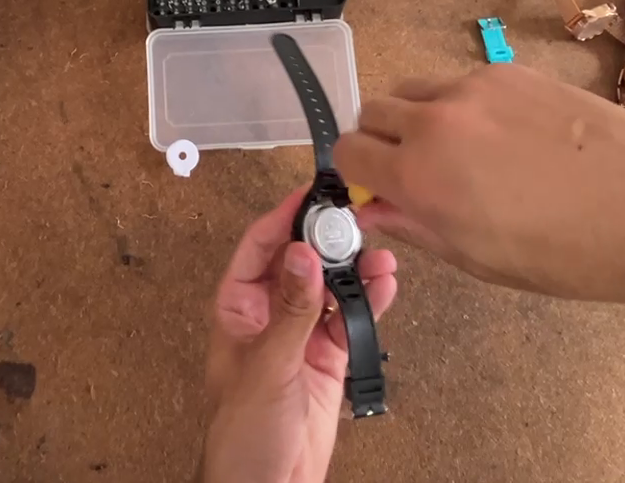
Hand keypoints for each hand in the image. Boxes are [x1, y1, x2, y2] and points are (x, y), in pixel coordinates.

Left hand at [201, 186, 397, 482]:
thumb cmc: (243, 432)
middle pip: (300, 260)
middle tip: (355, 218)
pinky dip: (368, 302)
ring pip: (329, 287)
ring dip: (353, 269)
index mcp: (239, 303)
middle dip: (326, 239)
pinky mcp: (328, 358)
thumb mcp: (267, 365)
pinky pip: (350, 320)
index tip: (310, 193)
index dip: (283, 216)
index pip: (260, 245)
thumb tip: (303, 253)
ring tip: (380, 252)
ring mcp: (301, 333)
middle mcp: (269, 311)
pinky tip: (385, 284)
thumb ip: (291, 310)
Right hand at [336, 64, 624, 313]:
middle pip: (371, 112)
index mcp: (419, 174)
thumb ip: (410, 224)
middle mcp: (433, 120)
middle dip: (380, 140)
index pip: (347, 151)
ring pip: (412, 90)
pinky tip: (506, 134)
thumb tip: (369, 207)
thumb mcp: (477, 258)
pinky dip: (461, 105)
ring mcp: (471, 87)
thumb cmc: (565, 255)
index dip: (354, 172)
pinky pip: (458, 82)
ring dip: (417, 116)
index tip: (376, 186)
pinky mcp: (506, 70)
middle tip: (415, 168)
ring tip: (461, 148)